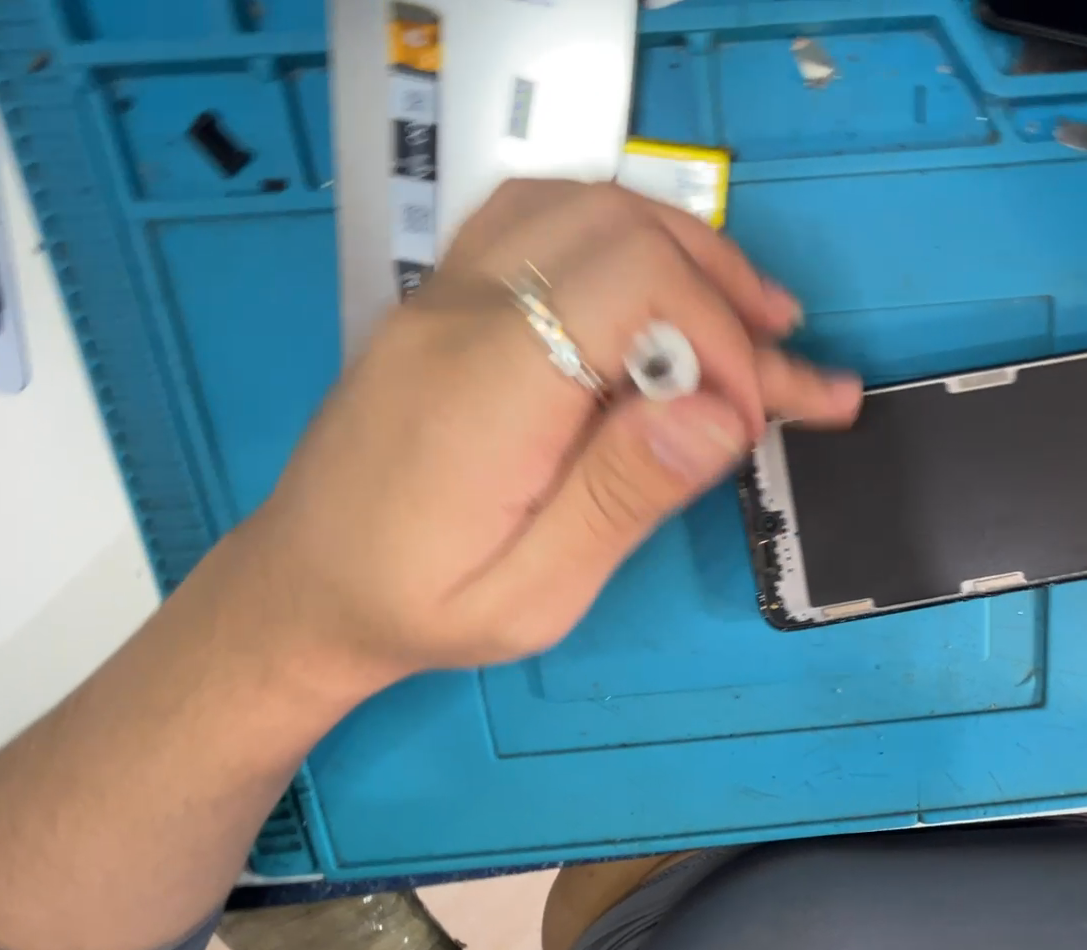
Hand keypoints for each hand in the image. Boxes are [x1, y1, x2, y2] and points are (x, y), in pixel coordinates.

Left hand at [220, 180, 861, 697]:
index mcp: (488, 390)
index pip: (635, 285)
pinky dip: (622, 234)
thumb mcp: (534, 595)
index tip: (752, 413)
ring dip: (681, 247)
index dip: (720, 333)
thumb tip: (724, 413)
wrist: (304, 590)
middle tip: (783, 347)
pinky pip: (540, 216)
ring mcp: (443, 293)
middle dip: (723, 284)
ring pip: (584, 204)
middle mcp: (460, 313)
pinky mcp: (443, 297)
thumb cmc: (422, 607)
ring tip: (744, 309)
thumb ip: (623, 498)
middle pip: (621, 227)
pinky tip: (658, 278)